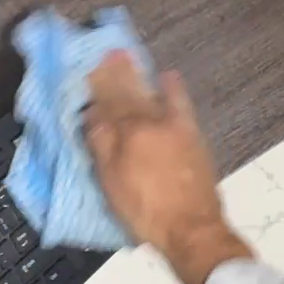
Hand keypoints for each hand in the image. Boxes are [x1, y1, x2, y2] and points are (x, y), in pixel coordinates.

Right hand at [85, 52, 252, 283]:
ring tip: (127, 57)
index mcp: (129, 132)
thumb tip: (92, 113)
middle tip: (108, 52)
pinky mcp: (192, 136)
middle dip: (116, 72)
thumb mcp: (111, 181)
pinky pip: (180, 104)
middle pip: (129, 92)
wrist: (194, 231)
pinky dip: (172, 88)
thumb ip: (101, 142)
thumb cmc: (146, 210)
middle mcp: (152, 121)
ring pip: (151, 93)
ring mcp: (175, 126)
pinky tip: (168, 76)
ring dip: (138, 75)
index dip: (97, 84)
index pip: (108, 101)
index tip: (88, 65)